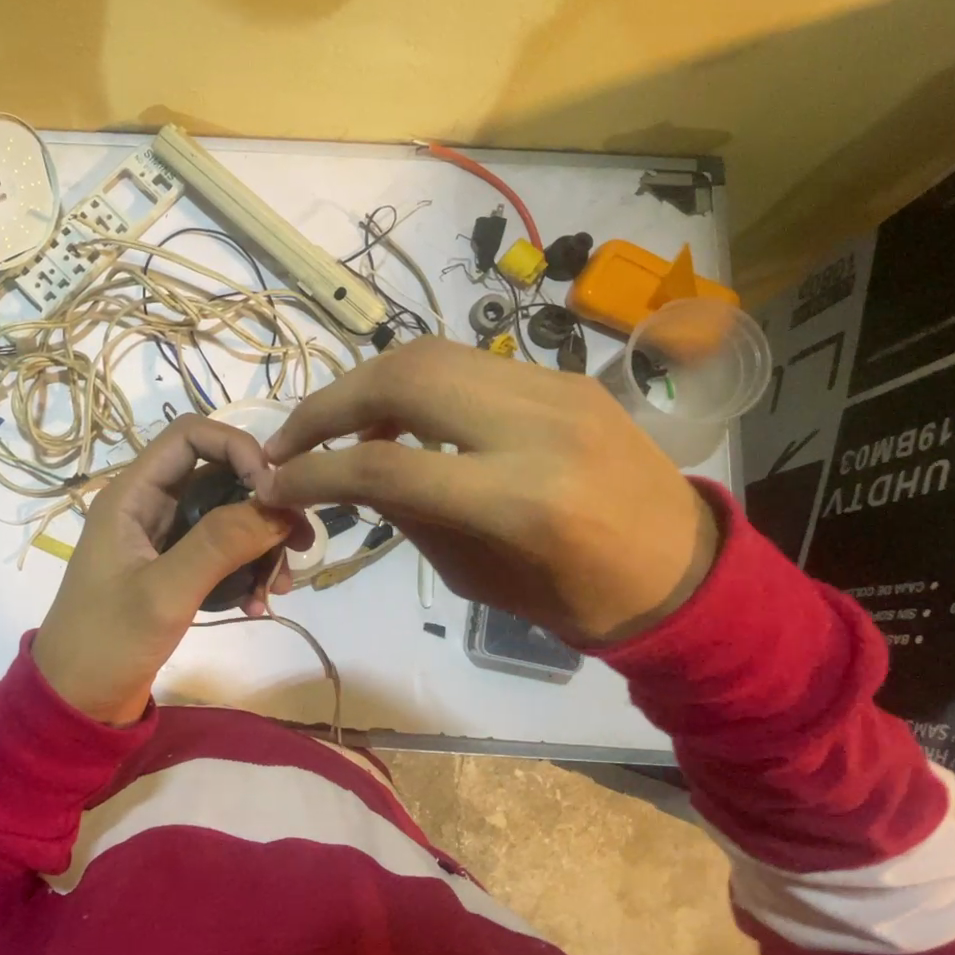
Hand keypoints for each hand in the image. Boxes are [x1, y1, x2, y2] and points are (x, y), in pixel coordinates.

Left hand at [32, 415, 302, 725]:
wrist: (77, 703)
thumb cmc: (107, 643)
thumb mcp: (164, 592)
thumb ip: (220, 544)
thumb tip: (280, 504)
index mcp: (132, 495)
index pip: (191, 435)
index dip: (239, 449)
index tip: (276, 492)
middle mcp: (148, 507)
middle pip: (219, 478)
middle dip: (261, 507)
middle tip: (299, 546)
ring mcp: (162, 541)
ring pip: (226, 518)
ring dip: (259, 547)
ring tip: (278, 590)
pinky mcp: (173, 572)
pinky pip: (221, 555)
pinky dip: (244, 574)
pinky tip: (257, 606)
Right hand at [253, 337, 719, 645]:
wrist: (684, 573)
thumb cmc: (576, 600)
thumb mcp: (474, 576)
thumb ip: (404, 513)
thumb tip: (343, 474)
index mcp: (520, 500)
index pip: (386, 464)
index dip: (314, 471)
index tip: (271, 483)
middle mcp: (537, 426)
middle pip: (401, 380)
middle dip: (326, 405)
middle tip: (288, 442)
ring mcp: (556, 389)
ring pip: (428, 355)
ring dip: (363, 386)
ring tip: (335, 428)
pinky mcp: (563, 376)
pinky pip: (464, 364)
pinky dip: (410, 385)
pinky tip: (395, 419)